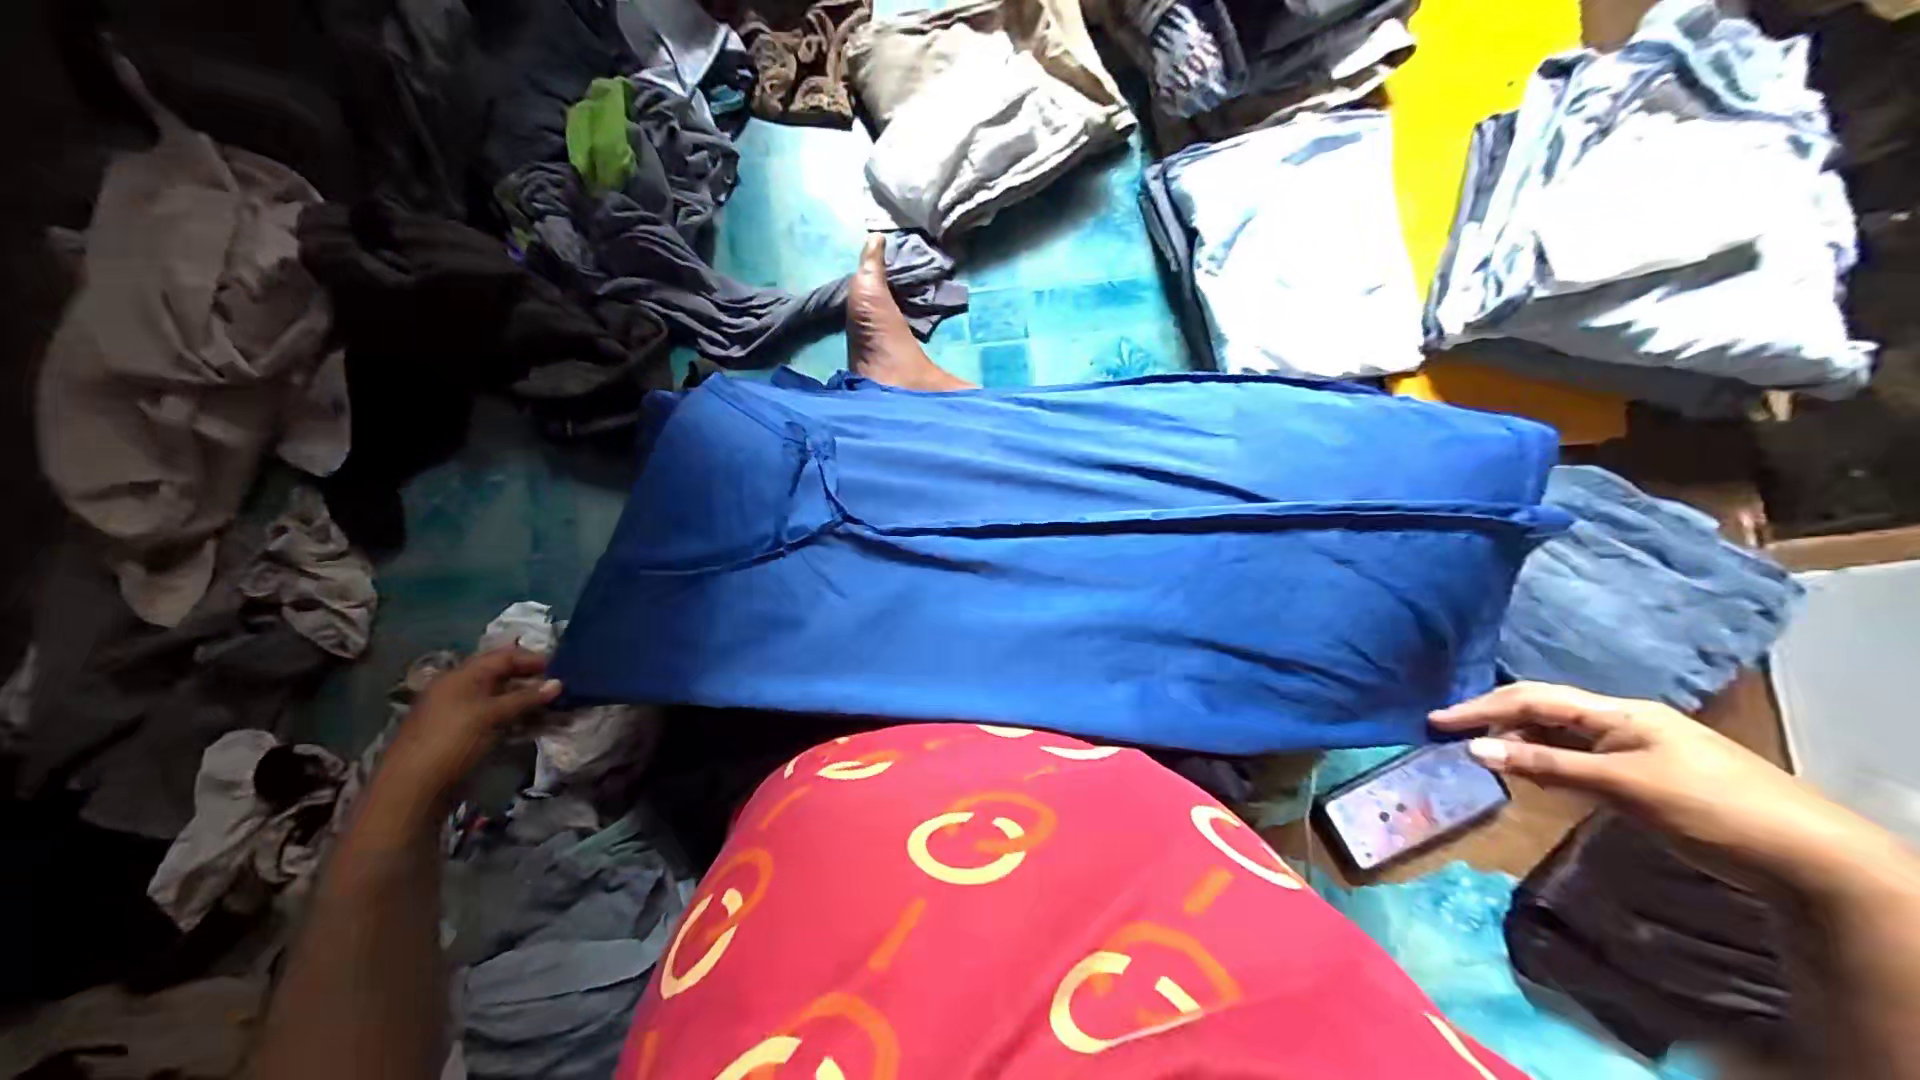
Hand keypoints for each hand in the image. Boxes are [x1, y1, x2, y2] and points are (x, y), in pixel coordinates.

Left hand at [378, 648, 561, 806]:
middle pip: (500, 675)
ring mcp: (458, 710)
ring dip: (524, 699)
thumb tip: (559, 683)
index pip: (503, 656)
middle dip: (530, 679)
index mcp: (462, 675)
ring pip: (499, 696)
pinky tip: (530, 723)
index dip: (531, 659)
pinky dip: (513, 715)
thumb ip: (526, 697)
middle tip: (557, 686)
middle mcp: (458, 687)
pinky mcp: (460, 731)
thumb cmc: (454, 740)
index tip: (560, 666)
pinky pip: (493, 714)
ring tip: (550, 706)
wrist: (413, 785)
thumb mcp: (493, 715)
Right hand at [1431, 682, 1897, 887]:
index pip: (1532, 699)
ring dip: (1517, 741)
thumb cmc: (1709, 805)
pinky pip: (1575, 757)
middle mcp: (1619, 721)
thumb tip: (1474, 749)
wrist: (1808, 857)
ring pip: (1557, 734)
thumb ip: (1545, 766)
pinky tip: (1529, 774)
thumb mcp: (1620, 784)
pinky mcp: (1639, 775)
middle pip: (1541, 710)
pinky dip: (1544, 762)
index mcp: (1617, 712)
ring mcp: (1631, 748)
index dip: (1481, 707)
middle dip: (1493, 717)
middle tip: (1449, 732)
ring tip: (1480, 753)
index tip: (1437, 721)